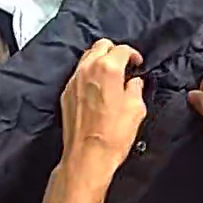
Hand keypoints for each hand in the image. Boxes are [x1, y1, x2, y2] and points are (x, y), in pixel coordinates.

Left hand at [53, 39, 147, 202]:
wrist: (87, 156)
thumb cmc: (112, 135)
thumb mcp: (136, 109)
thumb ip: (136, 89)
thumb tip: (134, 83)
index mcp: (107, 68)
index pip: (121, 49)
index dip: (133, 54)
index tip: (137, 63)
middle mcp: (88, 69)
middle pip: (101, 46)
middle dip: (114, 51)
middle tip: (124, 64)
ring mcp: (74, 80)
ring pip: (87, 57)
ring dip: (100, 60)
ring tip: (110, 74)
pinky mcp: (66, 93)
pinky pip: (78, 73)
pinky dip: (89, 73)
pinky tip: (97, 87)